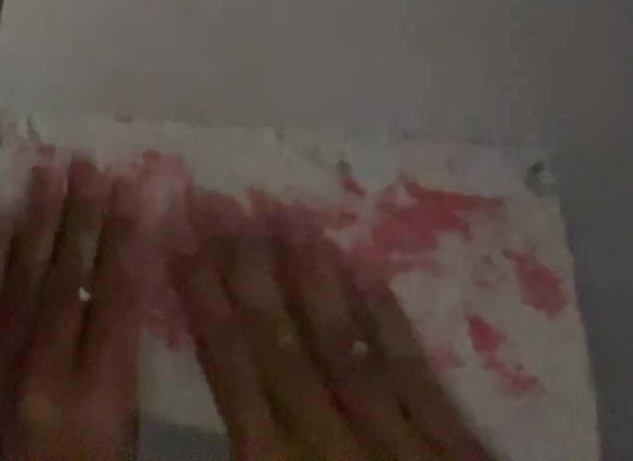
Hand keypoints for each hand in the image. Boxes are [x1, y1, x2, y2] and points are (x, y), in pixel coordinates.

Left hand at [0, 156, 159, 460]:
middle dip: (84, 214)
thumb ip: (122, 355)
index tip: (137, 192)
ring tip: (54, 167)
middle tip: (94, 164)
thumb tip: (123, 277)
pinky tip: (7, 209)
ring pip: (26, 269)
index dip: (128, 240)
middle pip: (69, 274)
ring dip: (42, 215)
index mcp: (95, 393)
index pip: (116, 299)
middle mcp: (42, 363)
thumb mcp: (124, 426)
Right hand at [172, 190, 499, 460]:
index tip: (177, 232)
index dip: (200, 291)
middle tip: (217, 197)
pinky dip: (384, 318)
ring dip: (306, 274)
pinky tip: (359, 267)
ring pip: (343, 342)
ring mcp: (402, 443)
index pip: (228, 361)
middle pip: (277, 338)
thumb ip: (238, 455)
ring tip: (279, 210)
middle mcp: (332, 442)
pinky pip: (416, 374)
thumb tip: (170, 415)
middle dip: (242, 264)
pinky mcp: (462, 452)